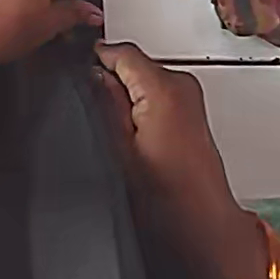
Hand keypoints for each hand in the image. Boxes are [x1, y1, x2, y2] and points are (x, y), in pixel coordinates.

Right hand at [93, 41, 266, 278]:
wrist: (203, 227)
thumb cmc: (167, 200)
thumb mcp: (119, 149)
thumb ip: (104, 102)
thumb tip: (93, 72)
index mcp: (163, 88)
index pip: (122, 51)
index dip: (95, 57)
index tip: (76, 68)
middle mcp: (181, 84)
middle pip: (134, 62)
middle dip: (111, 78)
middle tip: (93, 107)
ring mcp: (190, 97)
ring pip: (145, 77)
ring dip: (127, 92)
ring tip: (117, 129)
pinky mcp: (192, 109)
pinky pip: (158, 91)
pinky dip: (143, 102)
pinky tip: (135, 134)